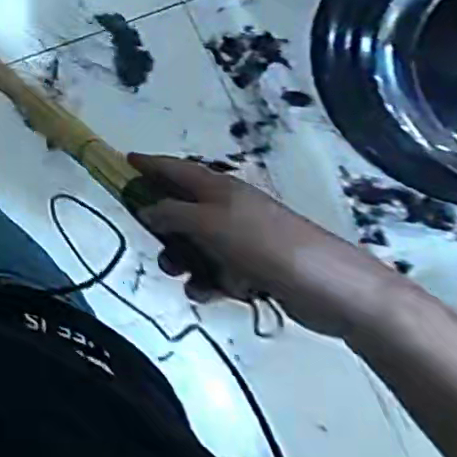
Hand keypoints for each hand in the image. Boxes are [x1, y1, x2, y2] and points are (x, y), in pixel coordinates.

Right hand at [127, 153, 410, 337]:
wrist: (334, 289)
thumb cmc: (265, 244)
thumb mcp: (209, 223)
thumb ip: (172, 214)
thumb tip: (147, 208)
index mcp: (217, 187)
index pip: (173, 167)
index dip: (148, 164)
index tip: (122, 162)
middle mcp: (227, 207)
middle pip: (181, 208)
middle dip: (162, 225)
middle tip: (150, 240)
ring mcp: (242, 238)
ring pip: (197, 244)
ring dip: (184, 259)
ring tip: (182, 276)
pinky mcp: (255, 268)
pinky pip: (218, 271)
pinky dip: (210, 281)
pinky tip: (210, 293)